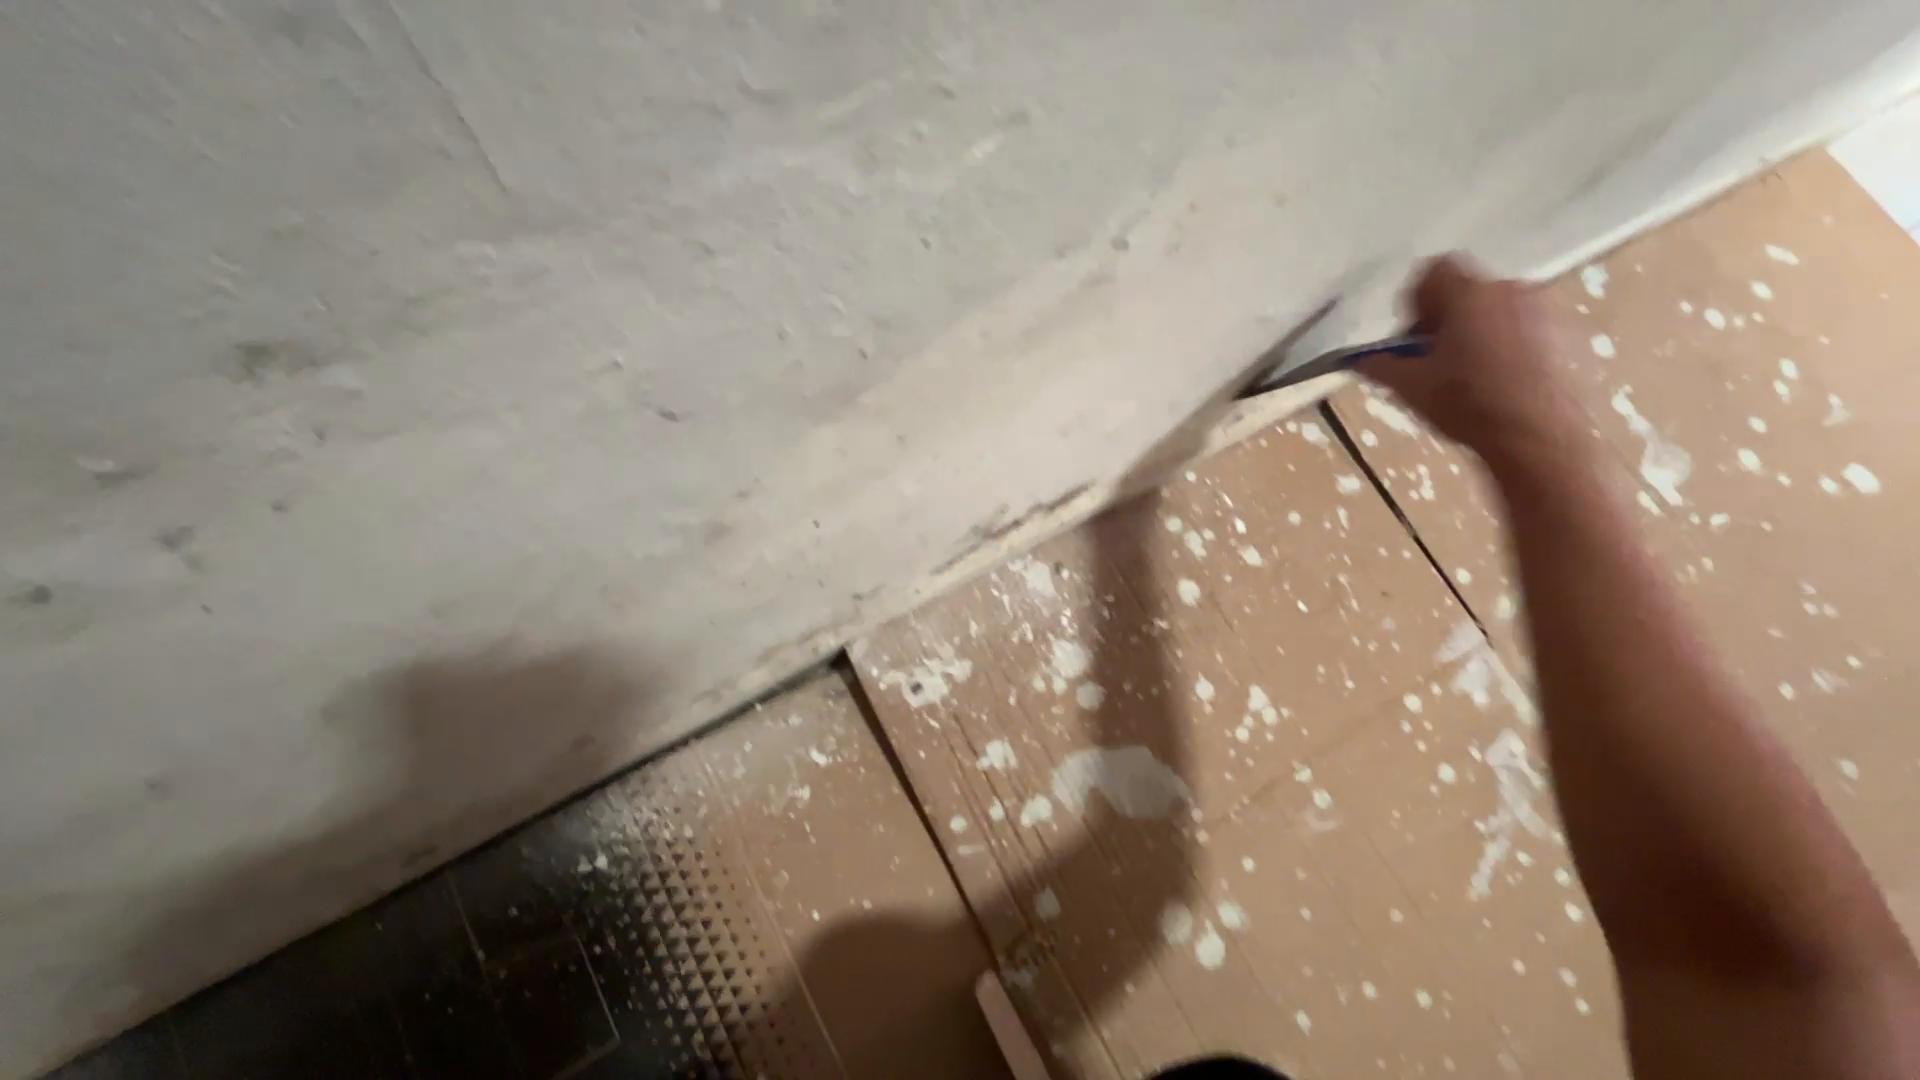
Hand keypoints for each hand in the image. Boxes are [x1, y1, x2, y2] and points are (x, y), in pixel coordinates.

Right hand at [1360, 255, 1584, 470]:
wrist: (1539, 437)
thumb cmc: (1467, 405)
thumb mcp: (1409, 388)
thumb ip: (1379, 366)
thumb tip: (1360, 360)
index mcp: (1469, 295)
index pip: (1434, 271)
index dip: (1417, 301)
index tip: (1413, 336)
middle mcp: (1510, 289)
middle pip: (1467, 291)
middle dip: (1447, 319)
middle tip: (1434, 360)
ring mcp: (1545, 309)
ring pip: (1497, 309)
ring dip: (1477, 332)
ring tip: (1468, 375)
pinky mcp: (1568, 333)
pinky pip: (1525, 327)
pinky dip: (1507, 345)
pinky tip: (1500, 382)